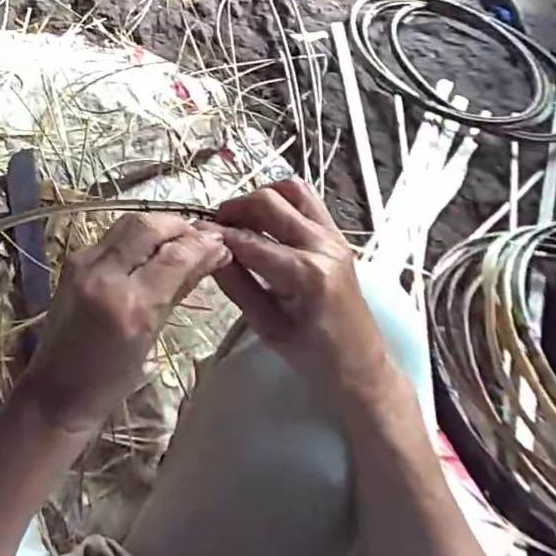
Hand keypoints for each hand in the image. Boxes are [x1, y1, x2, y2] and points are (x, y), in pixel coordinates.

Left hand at [17, 213, 229, 433]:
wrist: (57, 391)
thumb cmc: (111, 379)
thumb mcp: (153, 336)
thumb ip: (181, 287)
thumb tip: (214, 254)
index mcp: (130, 305)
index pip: (175, 256)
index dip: (202, 244)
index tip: (221, 242)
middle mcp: (105, 276)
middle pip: (149, 225)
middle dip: (180, 226)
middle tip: (200, 237)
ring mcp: (85, 263)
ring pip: (130, 222)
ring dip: (159, 225)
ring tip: (179, 238)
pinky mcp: (74, 259)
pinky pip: (113, 234)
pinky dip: (138, 235)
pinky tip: (151, 247)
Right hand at [209, 178, 397, 406]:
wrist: (360, 365)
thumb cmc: (313, 356)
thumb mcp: (266, 327)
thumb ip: (237, 284)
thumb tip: (210, 252)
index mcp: (305, 274)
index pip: (249, 241)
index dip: (218, 234)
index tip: (195, 232)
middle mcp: (322, 245)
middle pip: (268, 202)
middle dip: (235, 209)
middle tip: (217, 226)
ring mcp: (333, 235)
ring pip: (290, 190)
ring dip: (260, 198)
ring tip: (241, 219)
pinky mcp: (337, 233)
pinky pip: (307, 199)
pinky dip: (282, 199)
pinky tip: (266, 219)